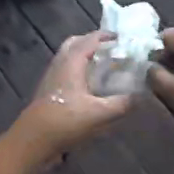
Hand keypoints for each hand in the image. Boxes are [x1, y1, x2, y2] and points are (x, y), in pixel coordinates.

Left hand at [10, 31, 132, 159]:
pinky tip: (91, 84)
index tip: (123, 38)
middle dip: (93, 42)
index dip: (106, 36)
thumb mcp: (100, 114)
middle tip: (112, 50)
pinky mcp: (49, 88)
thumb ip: (122, 103)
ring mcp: (52, 75)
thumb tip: (139, 96)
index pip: (89, 39)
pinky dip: (79, 69)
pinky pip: (66, 69)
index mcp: (71, 61)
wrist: (34, 137)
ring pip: (69, 56)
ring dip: (85, 56)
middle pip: (75, 43)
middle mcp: (59, 63)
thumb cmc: (66, 120)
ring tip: (104, 66)